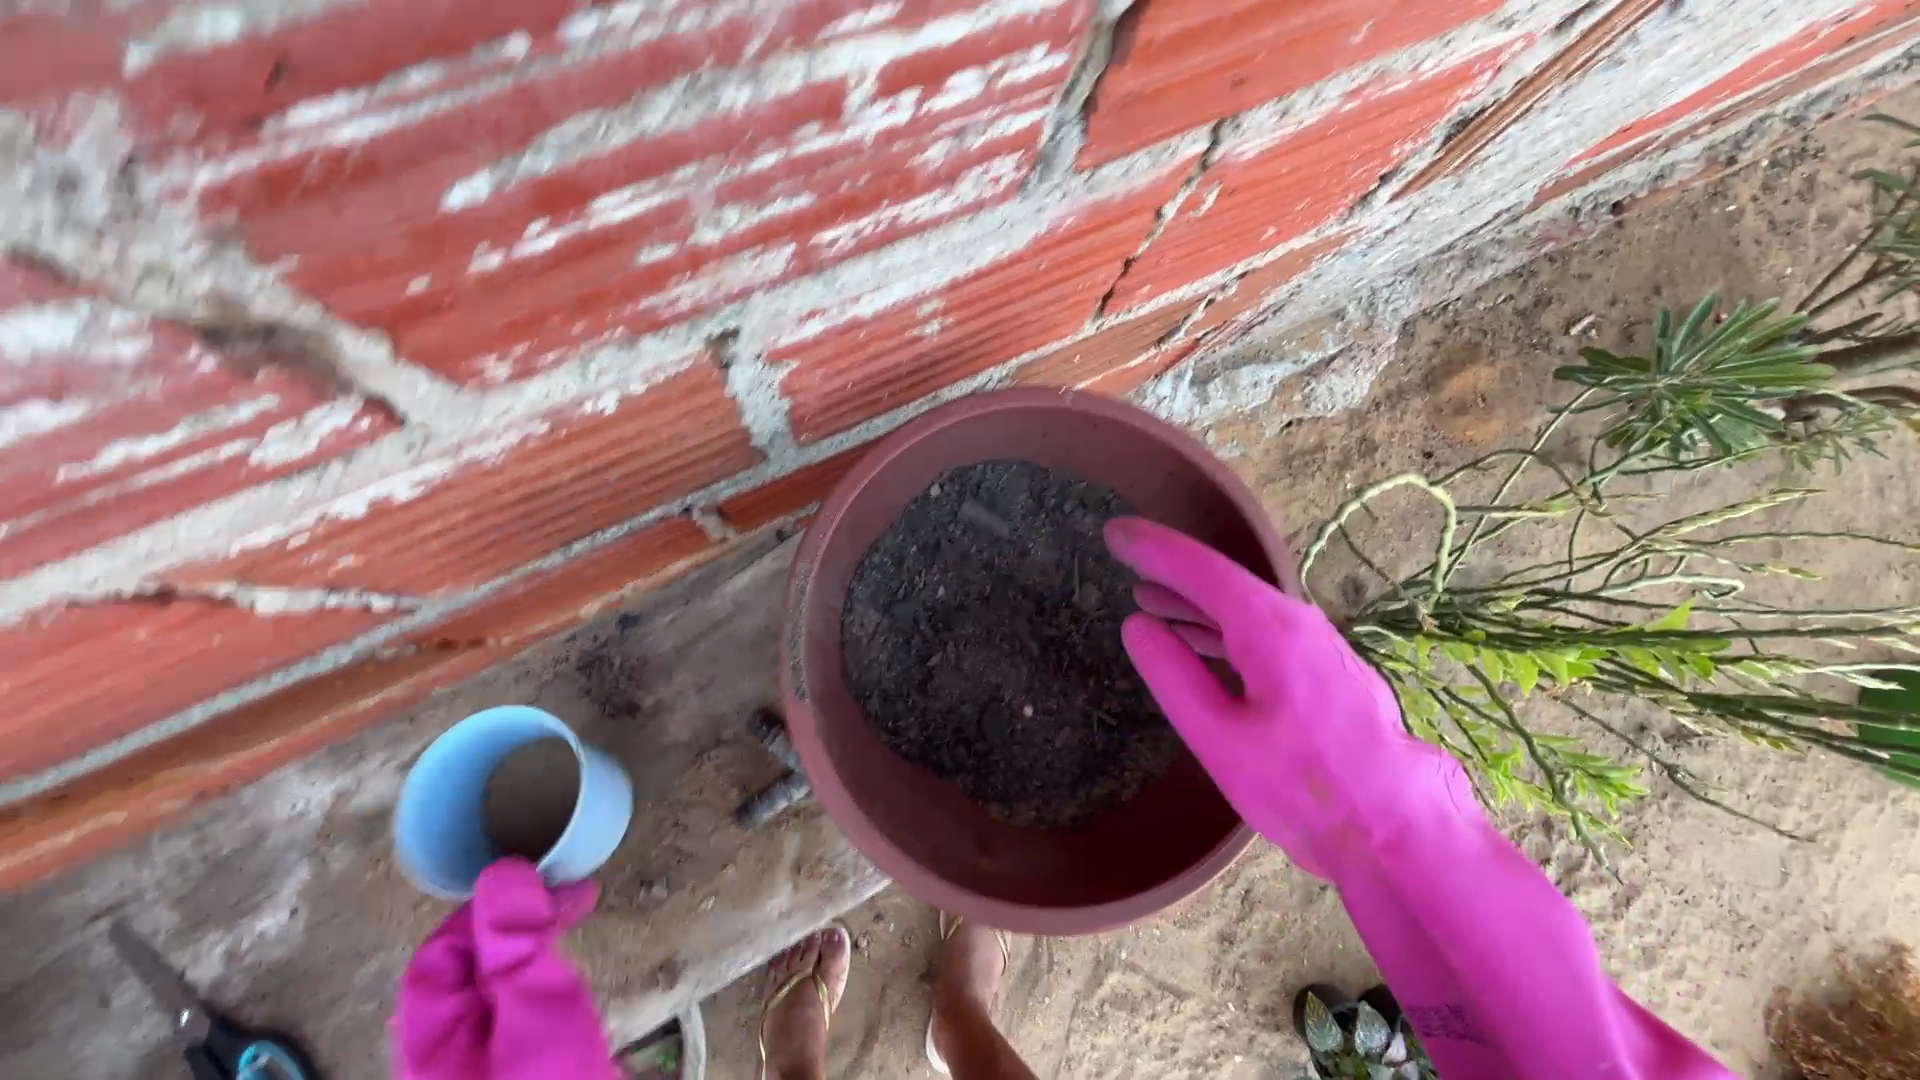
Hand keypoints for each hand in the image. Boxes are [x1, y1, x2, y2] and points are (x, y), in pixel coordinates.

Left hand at [395, 860, 615, 1079]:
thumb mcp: (536, 1011)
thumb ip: (515, 942)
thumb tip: (504, 870)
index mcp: (431, 1039)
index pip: (444, 952)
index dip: (493, 908)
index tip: (554, 883)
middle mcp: (445, 1057)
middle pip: (466, 971)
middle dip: (517, 924)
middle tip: (579, 896)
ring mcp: (481, 1072)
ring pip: (494, 991)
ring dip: (532, 948)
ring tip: (576, 923)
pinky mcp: (516, 1077)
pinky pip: (515, 1016)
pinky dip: (543, 982)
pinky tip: (572, 982)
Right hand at [1104, 517, 1480, 876]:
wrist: (1395, 826)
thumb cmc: (1301, 786)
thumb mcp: (1218, 736)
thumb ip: (1174, 676)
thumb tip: (1137, 627)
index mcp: (1269, 629)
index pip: (1200, 569)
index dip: (1152, 548)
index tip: (1113, 532)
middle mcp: (1296, 622)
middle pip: (1222, 581)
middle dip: (1169, 567)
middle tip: (1122, 553)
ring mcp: (1314, 644)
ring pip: (1242, 606)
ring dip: (1192, 600)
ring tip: (1146, 597)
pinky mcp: (1322, 669)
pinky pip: (1260, 631)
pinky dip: (1220, 626)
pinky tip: (1197, 638)